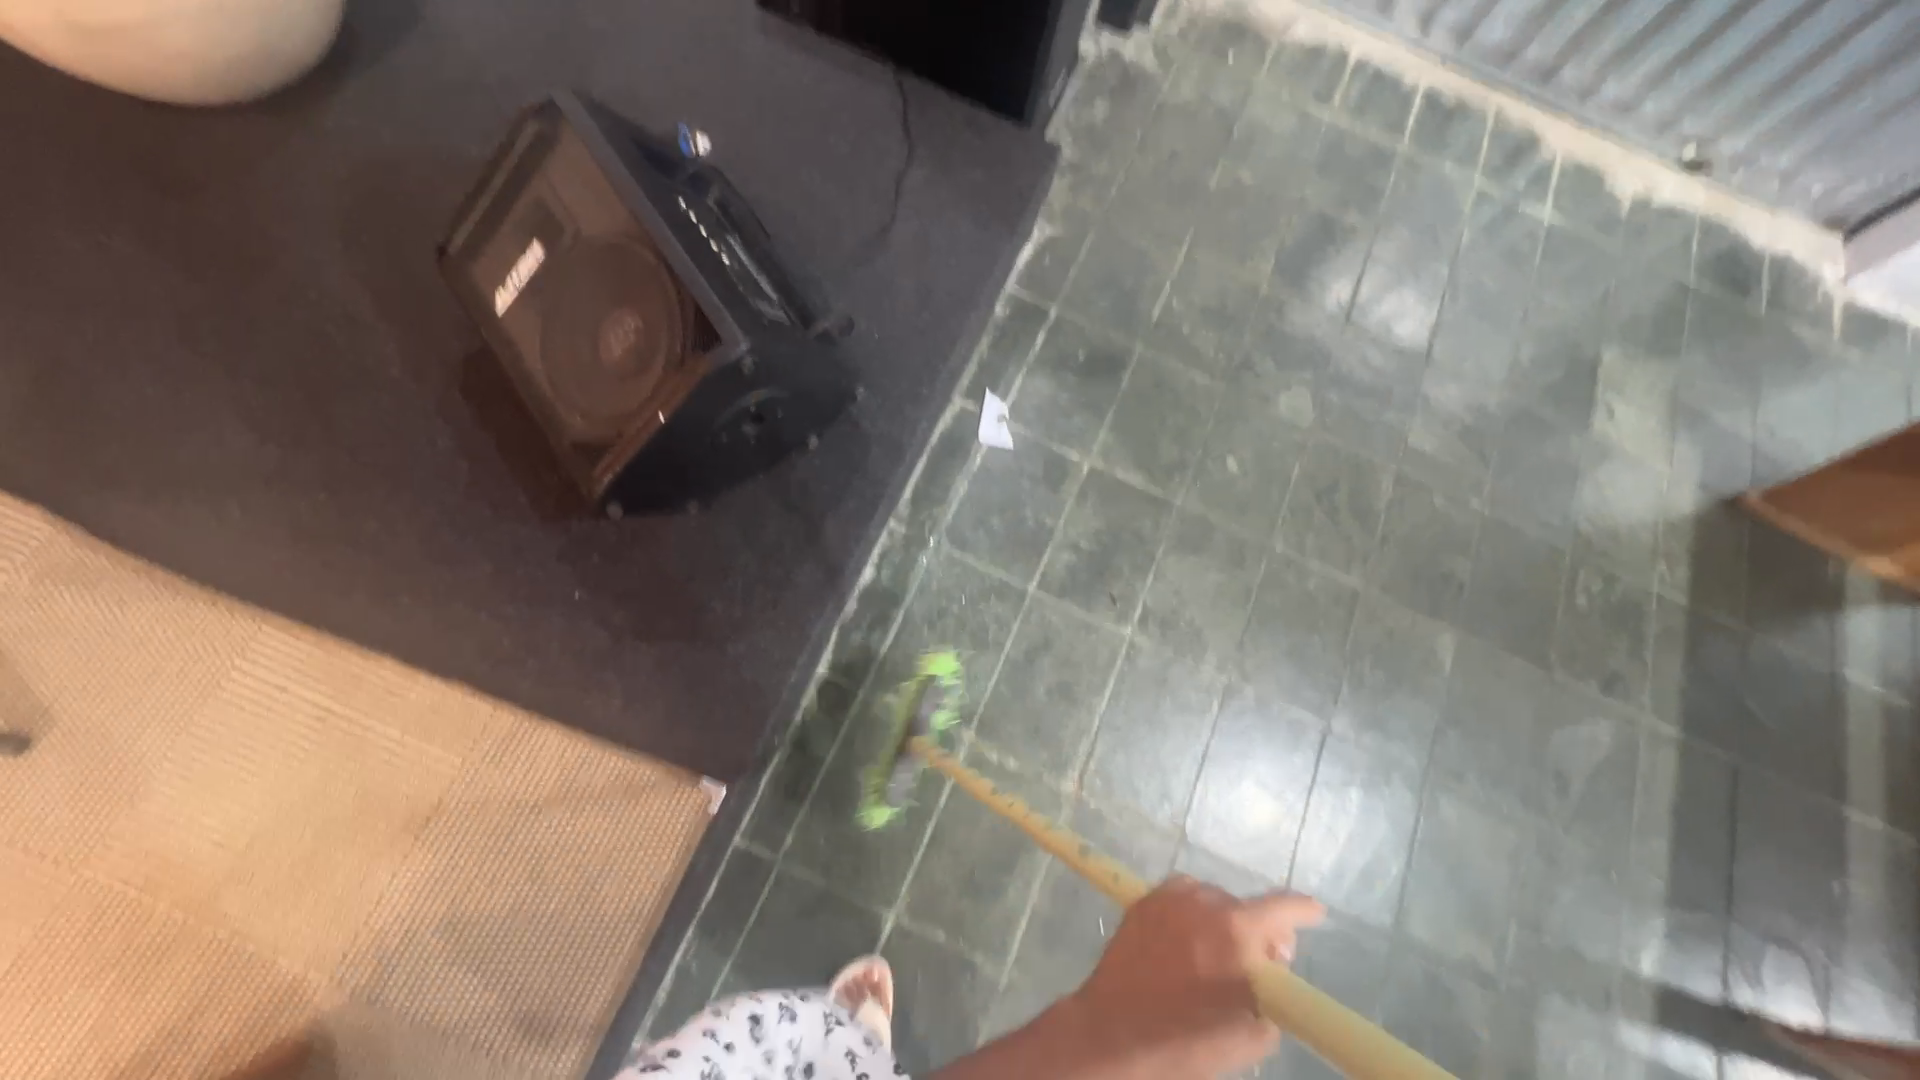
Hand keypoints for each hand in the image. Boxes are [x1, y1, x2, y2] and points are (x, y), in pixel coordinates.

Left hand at [1062, 876, 1324, 1078]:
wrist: (1114, 1033)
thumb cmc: (1187, 1040)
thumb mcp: (1251, 1032)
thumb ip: (1271, 996)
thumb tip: (1268, 976)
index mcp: (1237, 929)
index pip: (1283, 907)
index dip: (1304, 910)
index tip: (1316, 913)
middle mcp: (1204, 902)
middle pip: (1245, 906)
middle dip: (1257, 932)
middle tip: (1254, 964)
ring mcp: (1168, 898)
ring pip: (1210, 899)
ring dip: (1221, 920)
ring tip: (1215, 953)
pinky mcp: (1142, 903)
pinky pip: (1179, 897)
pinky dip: (1190, 912)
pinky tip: (1186, 939)